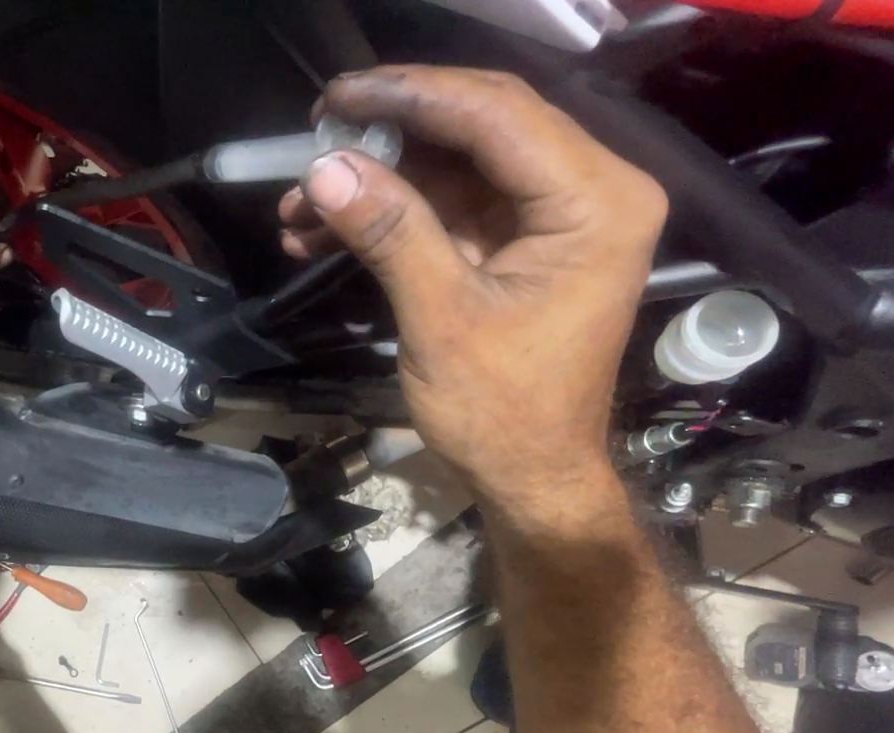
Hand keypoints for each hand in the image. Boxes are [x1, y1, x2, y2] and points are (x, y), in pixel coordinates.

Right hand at [279, 66, 667, 518]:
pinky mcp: (514, 247)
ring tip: (299, 209)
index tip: (336, 98)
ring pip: (451, 171)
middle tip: (313, 139)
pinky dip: (388, 219)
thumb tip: (326, 169)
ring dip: (374, 186)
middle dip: (387, 138)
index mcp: (594, 201)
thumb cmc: (501, 409)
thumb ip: (391, 234)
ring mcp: (548, 220)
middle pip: (477, 130)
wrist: (528, 473)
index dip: (411, 98)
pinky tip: (325, 233)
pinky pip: (445, 211)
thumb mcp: (441, 318)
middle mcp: (584, 192)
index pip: (498, 115)